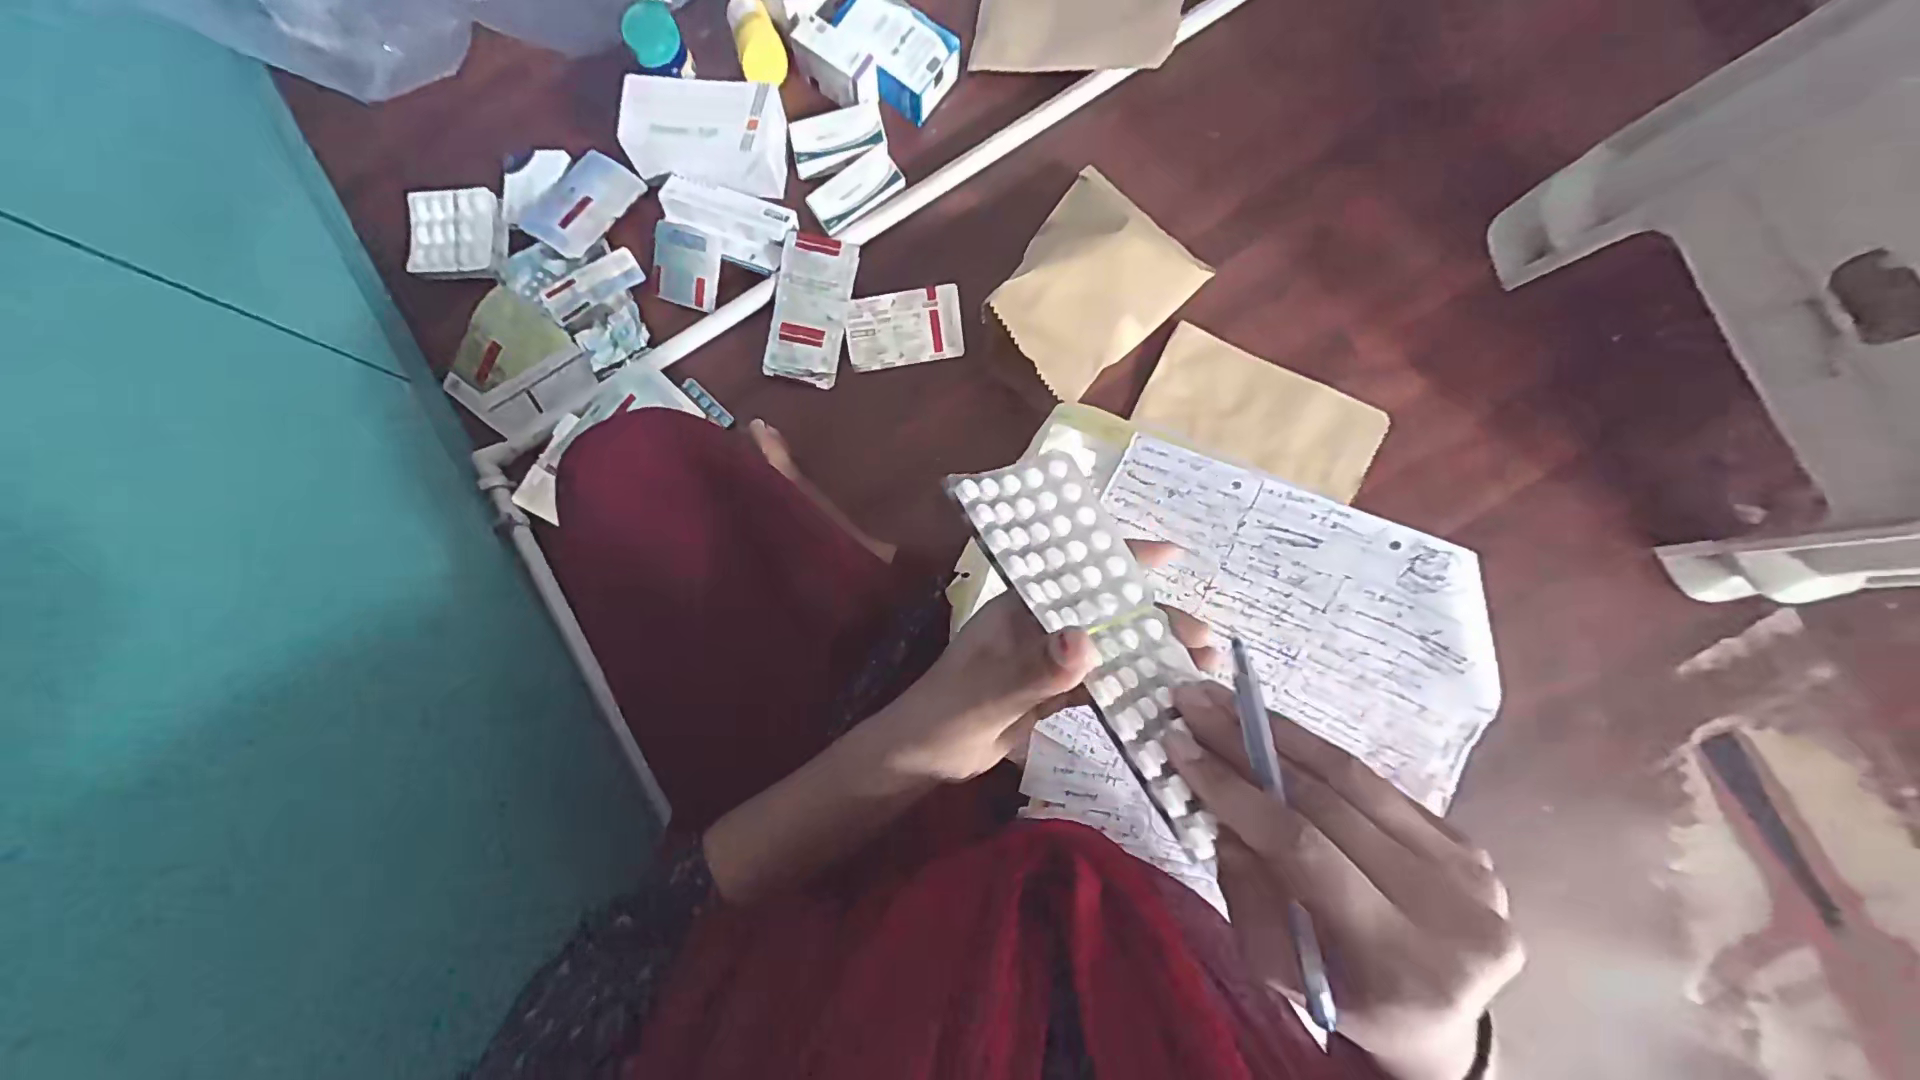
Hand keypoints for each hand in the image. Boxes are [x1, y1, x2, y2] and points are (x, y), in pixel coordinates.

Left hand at [884, 541, 1220, 782]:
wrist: (923, 757)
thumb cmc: (945, 714)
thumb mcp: (989, 693)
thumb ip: (1035, 669)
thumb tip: (1086, 641)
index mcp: (1021, 610)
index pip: (1074, 574)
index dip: (1122, 560)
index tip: (1170, 554)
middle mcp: (1040, 627)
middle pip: (1104, 614)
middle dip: (1153, 619)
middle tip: (1203, 639)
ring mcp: (1048, 659)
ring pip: (1107, 649)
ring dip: (1149, 655)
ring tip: (1199, 667)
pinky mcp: (1053, 692)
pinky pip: (1099, 684)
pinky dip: (1129, 690)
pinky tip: (1162, 700)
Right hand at [1165, 682, 1521, 1079]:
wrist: (1440, 1021)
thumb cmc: (1341, 1002)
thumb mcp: (1275, 967)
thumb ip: (1244, 886)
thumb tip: (1217, 804)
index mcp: (1399, 963)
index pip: (1302, 847)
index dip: (1234, 789)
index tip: (1178, 745)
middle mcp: (1449, 911)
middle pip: (1326, 800)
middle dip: (1244, 744)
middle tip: (1192, 702)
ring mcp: (1469, 872)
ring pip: (1352, 777)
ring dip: (1276, 730)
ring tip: (1224, 698)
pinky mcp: (1466, 843)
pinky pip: (1372, 782)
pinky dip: (1312, 751)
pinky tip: (1268, 727)